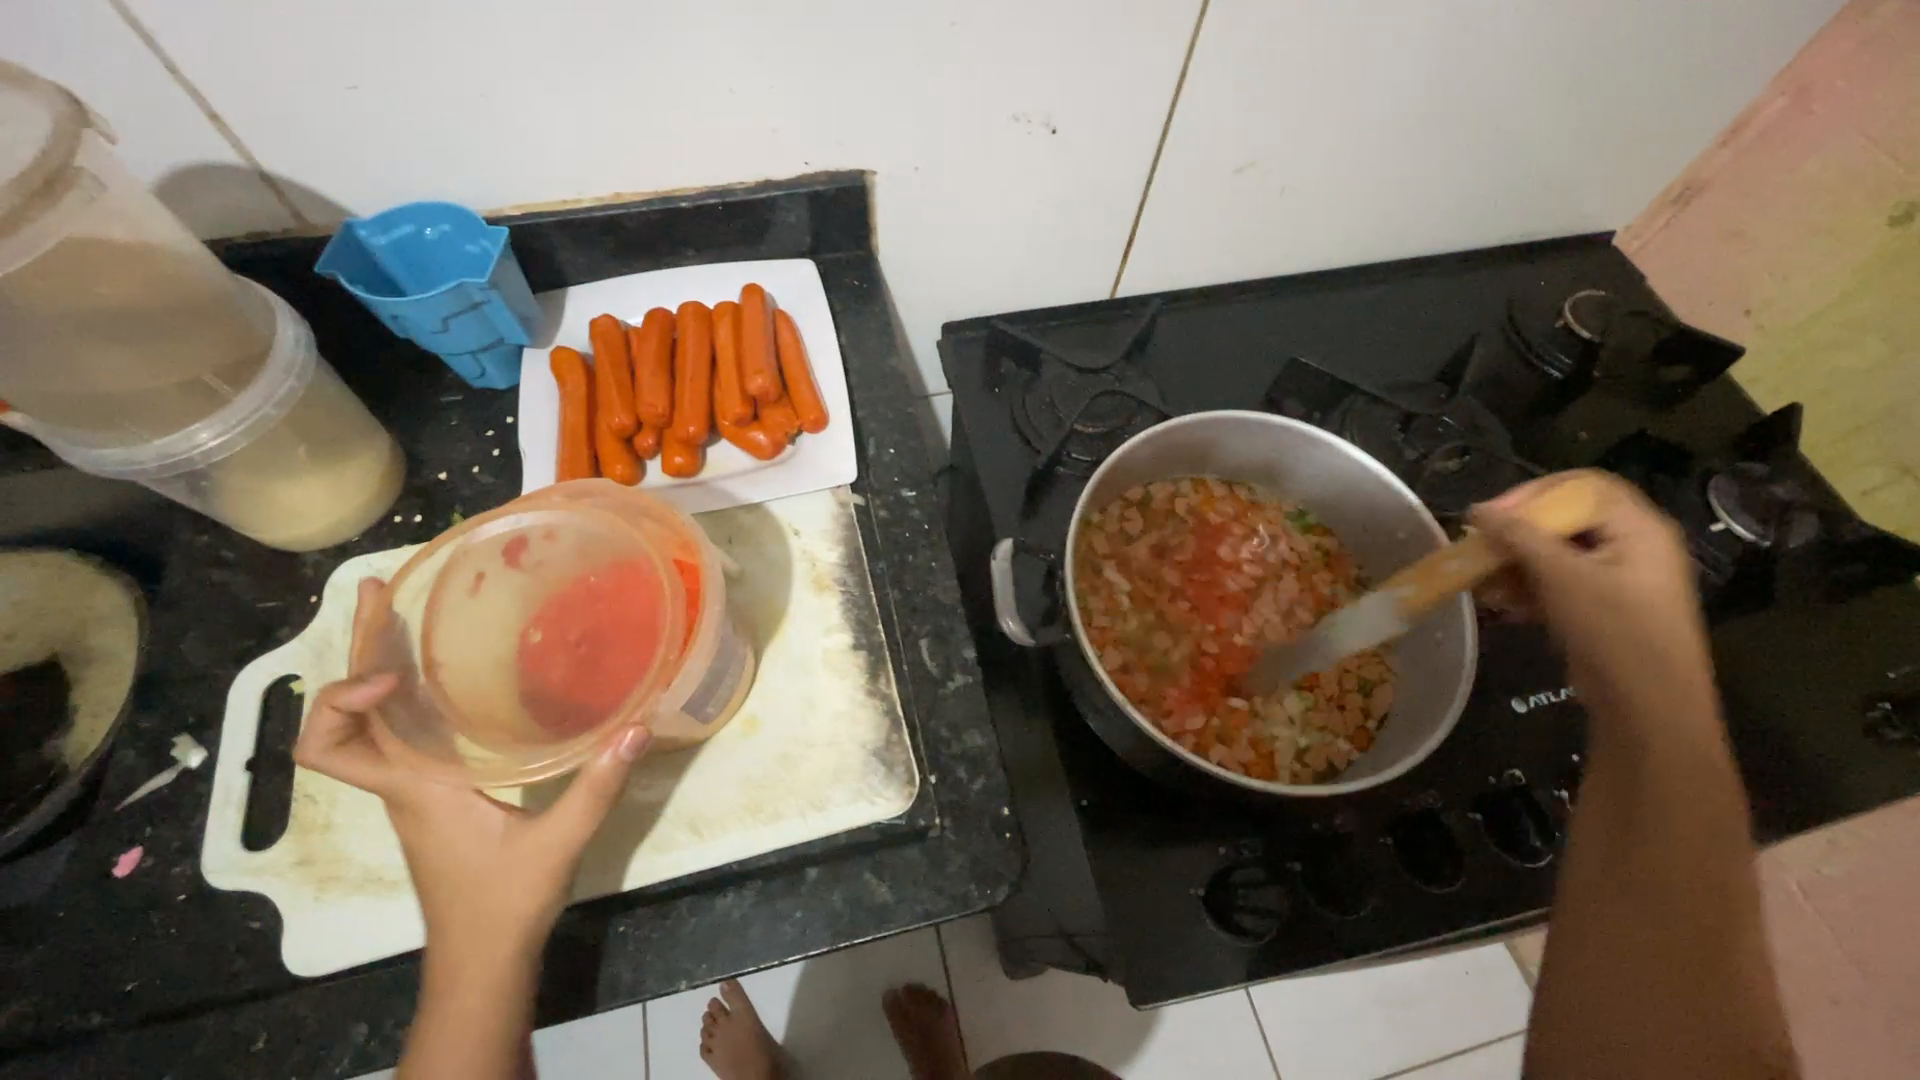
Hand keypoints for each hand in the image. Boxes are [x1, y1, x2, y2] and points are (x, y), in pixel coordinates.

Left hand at [294, 578, 651, 960]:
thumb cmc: (506, 903)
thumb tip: (638, 726)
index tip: (393, 669)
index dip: (343, 699)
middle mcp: (402, 781)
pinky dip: (407, 696)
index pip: (329, 746)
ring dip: (377, 666)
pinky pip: (402, 732)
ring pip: (371, 720)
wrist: (483, 958)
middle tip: (379, 589)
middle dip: (355, 649)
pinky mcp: (435, 793)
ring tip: (405, 615)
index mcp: (414, 789)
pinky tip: (448, 675)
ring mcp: (415, 788)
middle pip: (346, 713)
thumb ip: (596, 786)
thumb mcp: (558, 842)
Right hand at [1470, 471, 1718, 732]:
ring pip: (1555, 555)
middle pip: (1564, 521)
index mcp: (1638, 528)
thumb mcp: (1563, 577)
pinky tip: (1500, 605)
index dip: (1533, 494)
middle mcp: (1632, 546)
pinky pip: (1557, 584)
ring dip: (1514, 565)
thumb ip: (1519, 537)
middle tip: (1479, 549)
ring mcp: (1618, 579)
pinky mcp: (1601, 608)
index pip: (1582, 486)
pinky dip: (1527, 588)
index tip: (1490, 516)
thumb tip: (1477, 510)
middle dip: (1516, 534)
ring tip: (1482, 583)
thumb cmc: (1614, 631)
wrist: (1648, 706)